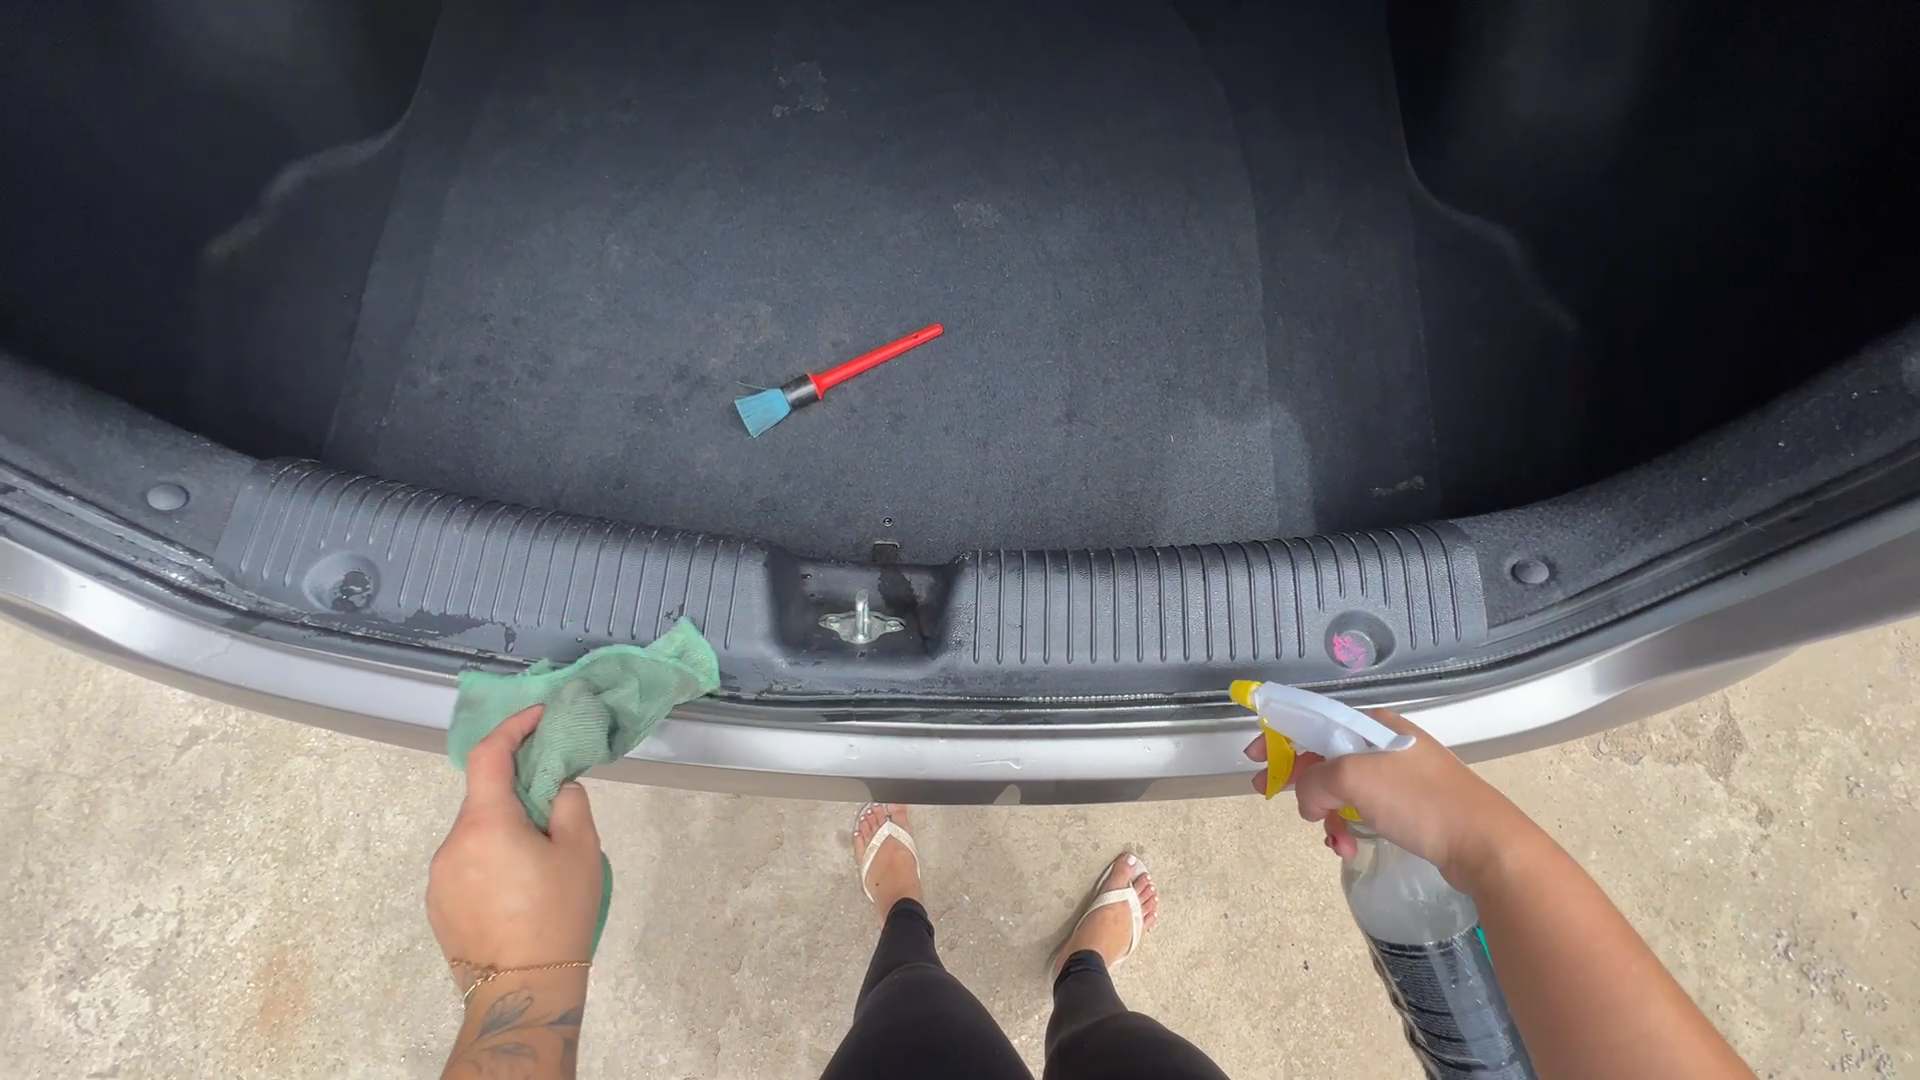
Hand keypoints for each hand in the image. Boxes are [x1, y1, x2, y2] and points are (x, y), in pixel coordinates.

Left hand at [428, 706, 603, 972]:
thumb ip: (568, 800)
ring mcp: (438, 878)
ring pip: (477, 829)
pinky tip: (522, 880)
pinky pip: (468, 859)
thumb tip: (554, 786)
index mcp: (485, 824)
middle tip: (558, 795)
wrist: (523, 989)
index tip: (541, 715)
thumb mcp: (581, 847)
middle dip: (519, 785)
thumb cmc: (558, 911)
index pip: (488, 756)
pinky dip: (494, 851)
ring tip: (545, 849)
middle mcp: (451, 845)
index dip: (514, 727)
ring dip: (508, 823)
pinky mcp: (438, 904)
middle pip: (484, 796)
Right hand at [1244, 708, 1540, 889]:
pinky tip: (1349, 847)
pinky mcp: (1413, 806)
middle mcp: (1385, 743)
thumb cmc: (1418, 800)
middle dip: (1299, 780)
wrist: (1487, 845)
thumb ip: (1314, 781)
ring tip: (1331, 840)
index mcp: (1372, 724)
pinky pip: (1365, 809)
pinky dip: (1350, 825)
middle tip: (1270, 794)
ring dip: (1328, 813)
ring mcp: (1401, 776)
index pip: (1313, 719)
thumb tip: (1310, 802)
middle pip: (1325, 755)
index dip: (1279, 736)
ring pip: (1344, 788)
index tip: (1254, 756)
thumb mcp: (1352, 779)